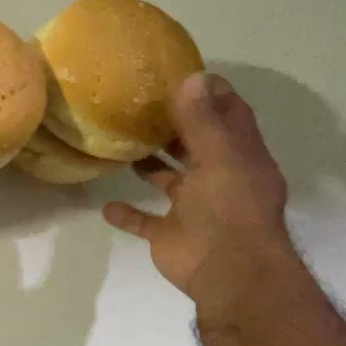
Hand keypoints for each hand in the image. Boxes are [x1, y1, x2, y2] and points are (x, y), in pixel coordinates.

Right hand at [103, 73, 298, 314]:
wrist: (226, 270)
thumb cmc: (229, 208)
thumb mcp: (219, 157)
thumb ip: (202, 120)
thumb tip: (191, 77)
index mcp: (238, 157)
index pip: (229, 116)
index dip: (211, 94)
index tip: (180, 75)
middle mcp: (218, 178)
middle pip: (197, 145)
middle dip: (174, 126)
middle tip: (139, 107)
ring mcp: (193, 207)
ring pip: (170, 180)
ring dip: (151, 166)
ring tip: (122, 144)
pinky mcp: (169, 233)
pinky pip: (144, 220)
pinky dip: (127, 213)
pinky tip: (106, 205)